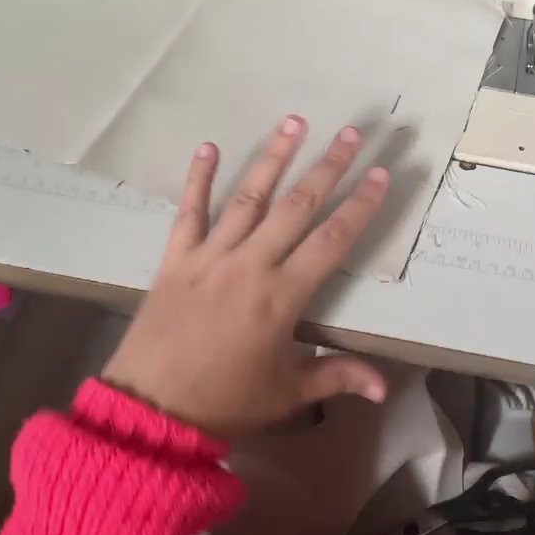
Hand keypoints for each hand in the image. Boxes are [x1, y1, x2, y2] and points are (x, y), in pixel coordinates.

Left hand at [101, 115, 390, 439]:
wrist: (148, 412)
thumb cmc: (225, 402)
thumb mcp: (288, 393)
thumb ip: (337, 376)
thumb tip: (386, 387)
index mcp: (282, 296)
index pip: (332, 241)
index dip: (360, 206)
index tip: (380, 175)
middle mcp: (250, 265)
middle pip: (296, 206)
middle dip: (328, 167)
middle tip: (352, 133)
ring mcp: (210, 257)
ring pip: (248, 197)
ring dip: (274, 157)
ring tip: (295, 121)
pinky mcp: (175, 259)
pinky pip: (189, 212)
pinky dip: (198, 179)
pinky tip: (208, 147)